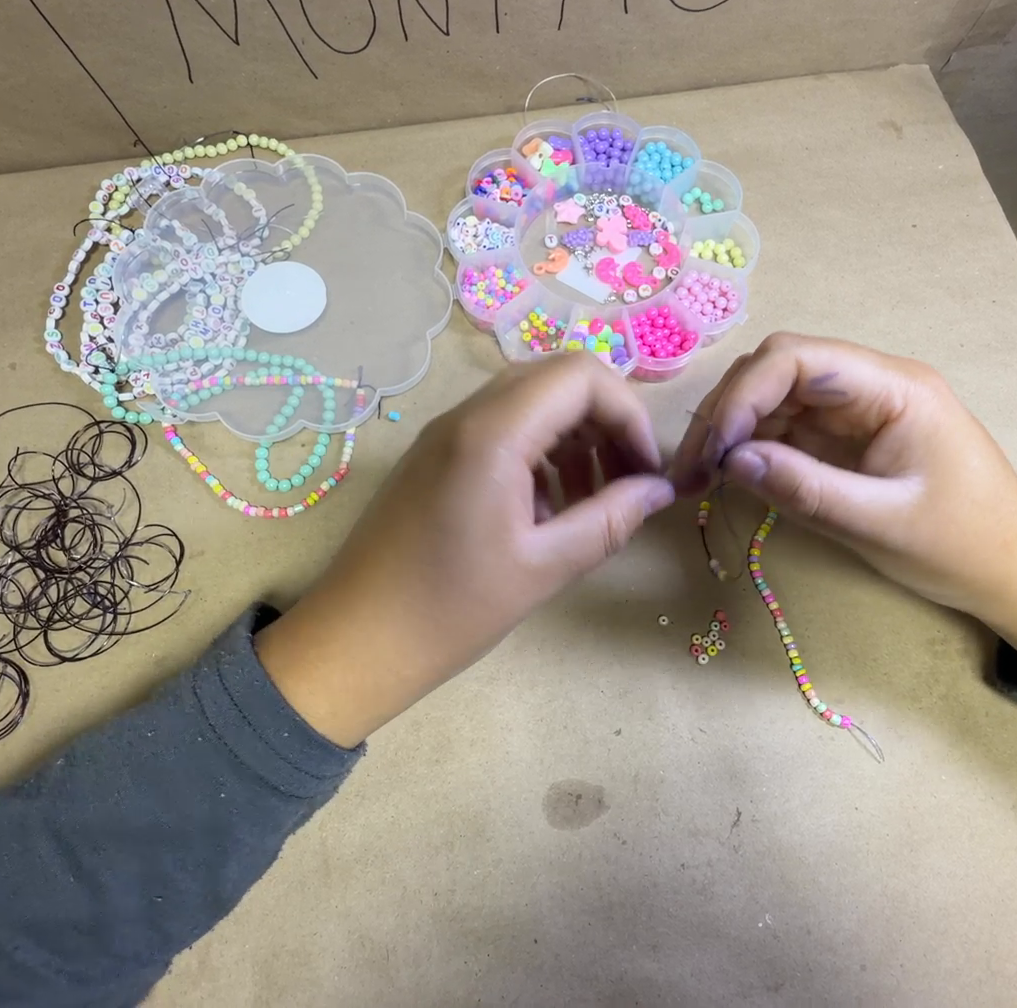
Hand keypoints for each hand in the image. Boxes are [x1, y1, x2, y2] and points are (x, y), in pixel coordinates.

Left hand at [257, 353, 675, 745]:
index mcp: (492, 433)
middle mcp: (465, 416)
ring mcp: (444, 434)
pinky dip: (539, 453)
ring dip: (573, 439)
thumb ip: (610, 519)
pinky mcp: (434, 457)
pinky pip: (500, 430)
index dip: (628, 414)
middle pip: (556, 380)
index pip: (581, 376)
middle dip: (605, 422)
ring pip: (528, 403)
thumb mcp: (544, 567)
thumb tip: (660, 489)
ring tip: (591, 501)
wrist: (355, 640)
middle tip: (627, 481)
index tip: (646, 470)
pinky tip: (547, 510)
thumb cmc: (450, 610)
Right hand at [673, 333, 1016, 680]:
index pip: (796, 358)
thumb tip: (729, 462)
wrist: (1012, 570)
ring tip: (695, 478)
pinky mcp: (839, 437)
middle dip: (725, 412)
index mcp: (893, 388)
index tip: (713, 450)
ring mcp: (851, 410)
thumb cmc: (963, 545)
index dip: (743, 394)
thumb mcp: (882, 523)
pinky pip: (779, 427)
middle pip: (774, 370)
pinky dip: (744, 449)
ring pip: (768, 397)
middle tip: (690, 470)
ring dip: (726, 431)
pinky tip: (722, 476)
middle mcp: (866, 385)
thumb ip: (806, 488)